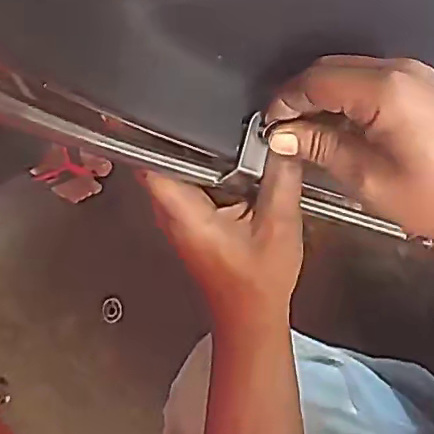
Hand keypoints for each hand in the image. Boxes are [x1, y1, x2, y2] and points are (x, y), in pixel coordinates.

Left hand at [141, 150, 305, 331]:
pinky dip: (214, 174)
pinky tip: (239, 177)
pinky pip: (194, 183)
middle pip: (166, 158)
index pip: (151, 163)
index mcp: (186, 214)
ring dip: (205, 157)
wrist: (252, 316)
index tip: (165, 117)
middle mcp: (173, 214)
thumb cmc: (258, 285)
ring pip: (181, 168)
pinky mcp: (190, 219)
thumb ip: (282, 178)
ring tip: (238, 155)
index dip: (155, 135)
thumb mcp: (280, 225)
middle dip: (192, 139)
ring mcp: (179, 217)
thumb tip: (282, 142)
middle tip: (226, 134)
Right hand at [264, 56, 433, 250]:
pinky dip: (352, 99)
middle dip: (302, 97)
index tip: (269, 129)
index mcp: (385, 88)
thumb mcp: (372, 181)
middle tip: (285, 134)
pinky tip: (346, 131)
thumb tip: (283, 134)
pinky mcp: (428, 86)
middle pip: (332, 68)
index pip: (315, 80)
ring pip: (353, 73)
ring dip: (327, 97)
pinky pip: (376, 81)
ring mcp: (418, 74)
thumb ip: (323, 149)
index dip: (285, 102)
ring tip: (312, 137)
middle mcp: (400, 68)